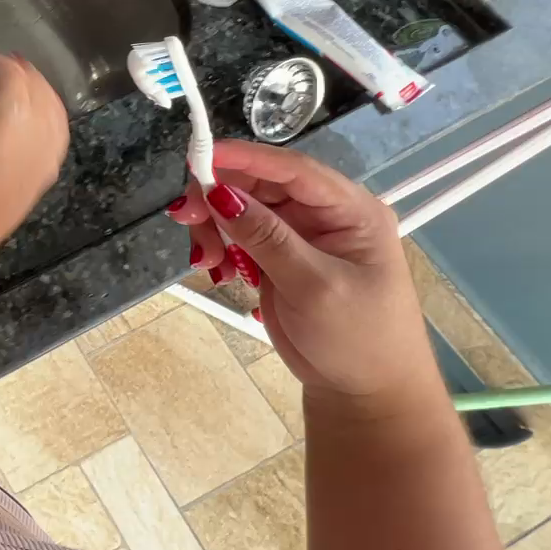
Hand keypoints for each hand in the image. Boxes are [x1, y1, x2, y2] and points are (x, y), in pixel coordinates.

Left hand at [0, 51, 69, 257]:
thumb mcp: (11, 196)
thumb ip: (11, 184)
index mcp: (52, 159)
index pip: (54, 126)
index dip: (42, 110)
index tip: (28, 103)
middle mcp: (52, 131)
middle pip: (49, 98)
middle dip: (35, 85)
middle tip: (17, 74)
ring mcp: (35, 110)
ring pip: (33, 82)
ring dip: (18, 72)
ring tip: (2, 63)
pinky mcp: (14, 94)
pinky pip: (9, 69)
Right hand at [169, 140, 438, 404]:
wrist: (364, 393)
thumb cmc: (358, 339)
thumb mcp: (313, 285)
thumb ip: (265, 236)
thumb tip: (218, 194)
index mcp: (349, 211)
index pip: (291, 168)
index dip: (243, 157)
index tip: (197, 156)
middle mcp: (320, 213)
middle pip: (253, 183)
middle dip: (215, 199)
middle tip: (186, 221)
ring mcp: (295, 233)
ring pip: (235, 206)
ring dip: (211, 228)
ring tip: (208, 262)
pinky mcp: (273, 253)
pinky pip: (231, 232)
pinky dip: (216, 246)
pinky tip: (219, 272)